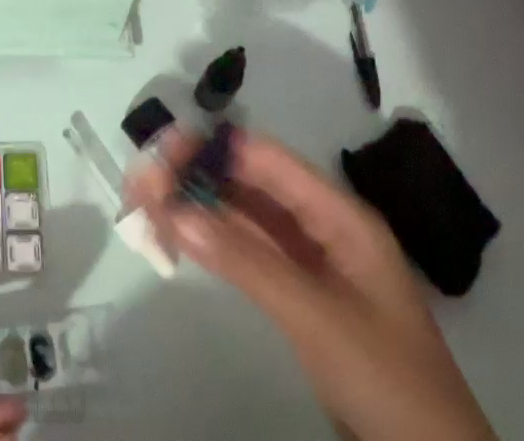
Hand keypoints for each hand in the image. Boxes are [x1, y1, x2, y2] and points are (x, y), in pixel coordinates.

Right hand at [127, 128, 496, 440]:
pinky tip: (175, 238)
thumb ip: (246, 261)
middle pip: (250, 182)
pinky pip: (246, 251)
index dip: (213, 147)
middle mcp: (322, 225)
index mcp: (339, 215)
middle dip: (195, 176)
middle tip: (138, 186)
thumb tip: (174, 208)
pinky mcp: (296, 291)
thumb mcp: (315, 316)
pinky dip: (210, 242)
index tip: (158, 152)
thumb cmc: (385, 375)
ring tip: (143, 207)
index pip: (267, 159)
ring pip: (242, 216)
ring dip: (196, 207)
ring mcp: (308, 260)